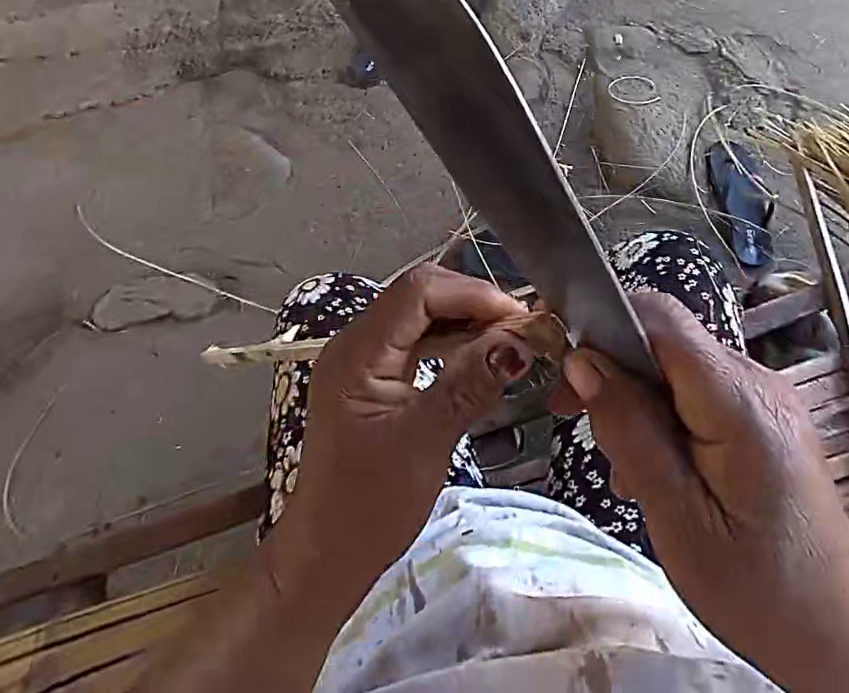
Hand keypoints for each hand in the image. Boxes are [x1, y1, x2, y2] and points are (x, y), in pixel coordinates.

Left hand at [260, 265, 533, 615]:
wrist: (327, 556)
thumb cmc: (368, 507)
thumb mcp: (425, 443)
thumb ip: (469, 385)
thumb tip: (518, 342)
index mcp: (357, 353)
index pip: (418, 292)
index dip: (472, 294)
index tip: (518, 317)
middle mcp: (356, 343)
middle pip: (421, 294)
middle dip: (474, 301)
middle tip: (521, 326)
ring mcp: (365, 358)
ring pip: (423, 314)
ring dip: (468, 318)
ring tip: (511, 337)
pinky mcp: (377, 376)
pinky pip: (421, 339)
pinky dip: (456, 339)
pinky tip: (484, 353)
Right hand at [553, 292, 848, 692]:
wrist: (839, 627)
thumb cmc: (760, 589)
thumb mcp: (679, 520)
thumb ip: (630, 433)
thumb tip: (583, 363)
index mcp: (740, 402)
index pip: (661, 318)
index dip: (604, 322)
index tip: (562, 364)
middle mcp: (756, 380)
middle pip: (664, 339)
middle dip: (611, 367)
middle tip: (572, 418)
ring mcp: (762, 393)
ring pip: (673, 363)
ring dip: (633, 396)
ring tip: (620, 462)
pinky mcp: (760, 412)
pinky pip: (694, 389)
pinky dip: (660, 413)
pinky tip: (652, 464)